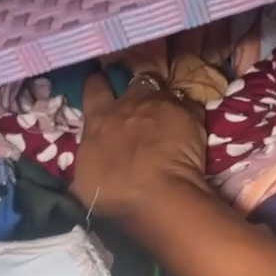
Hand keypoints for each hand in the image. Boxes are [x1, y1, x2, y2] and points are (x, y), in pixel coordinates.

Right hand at [71, 71, 211, 220]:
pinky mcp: (190, 114)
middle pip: (134, 80)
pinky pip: (190, 106)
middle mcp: (130, 103)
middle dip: (137, 85)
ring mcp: (162, 105)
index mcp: (100, 118)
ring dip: (164, 99)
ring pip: (164, 89)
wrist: (159, 195)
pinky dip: (188, 114)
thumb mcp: (85, 178)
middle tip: (140, 98)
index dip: (97, 83)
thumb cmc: (116, 192)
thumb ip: (90, 156)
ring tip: (168, 114)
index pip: (94, 86)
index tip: (99, 83)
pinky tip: (190, 128)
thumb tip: (92, 154)